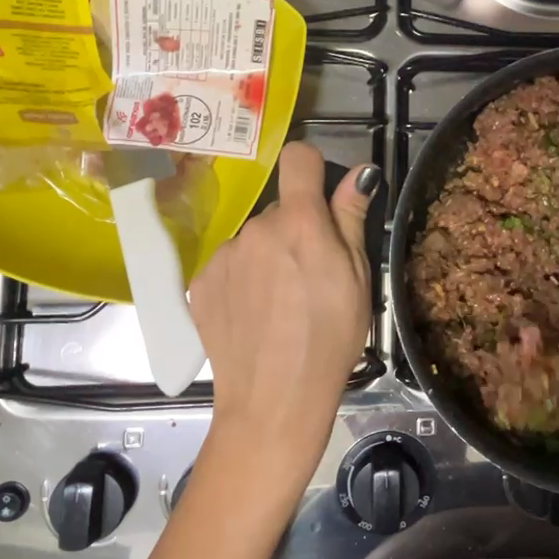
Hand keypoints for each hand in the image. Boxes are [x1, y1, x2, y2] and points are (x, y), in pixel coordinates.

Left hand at [188, 143, 376, 473]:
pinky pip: (229, 264)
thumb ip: (351, 218)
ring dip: (268, 254)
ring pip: (253, 238)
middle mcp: (255, 228)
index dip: (312, 168)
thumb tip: (357, 173)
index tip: (322, 195)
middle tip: (312, 272)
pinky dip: (243, 279)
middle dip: (297, 228)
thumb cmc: (331, 340)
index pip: (298, 158)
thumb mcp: (357, 278)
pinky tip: (256, 315)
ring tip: (282, 302)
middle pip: (279, 207)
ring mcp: (223, 256)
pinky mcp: (200, 284)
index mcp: (299, 222)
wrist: (273, 401)